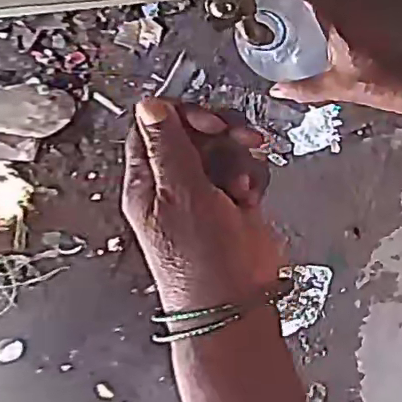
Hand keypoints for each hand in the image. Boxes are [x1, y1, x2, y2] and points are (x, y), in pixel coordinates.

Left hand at [121, 98, 282, 312]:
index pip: (156, 127)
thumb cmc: (199, 254)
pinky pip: (248, 170)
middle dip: (224, 133)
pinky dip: (254, 178)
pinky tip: (251, 198)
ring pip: (227, 150)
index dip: (185, 116)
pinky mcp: (236, 201)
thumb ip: (169, 147)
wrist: (234, 296)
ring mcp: (207, 192)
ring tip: (241, 186)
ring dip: (241, 160)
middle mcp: (175, 182)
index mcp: (148, 179)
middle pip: (197, 134)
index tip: (212, 124)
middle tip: (243, 138)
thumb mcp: (181, 194)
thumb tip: (149, 105)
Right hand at [261, 0, 401, 115]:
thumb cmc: (379, 85)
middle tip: (274, 0)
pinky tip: (318, 25)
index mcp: (339, 28)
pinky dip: (327, 13)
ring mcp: (364, 20)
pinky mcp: (372, 27)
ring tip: (290, 9)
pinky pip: (343, 12)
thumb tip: (277, 89)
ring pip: (332, 2)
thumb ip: (305, 89)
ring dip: (312, 1)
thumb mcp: (338, 88)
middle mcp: (352, 18)